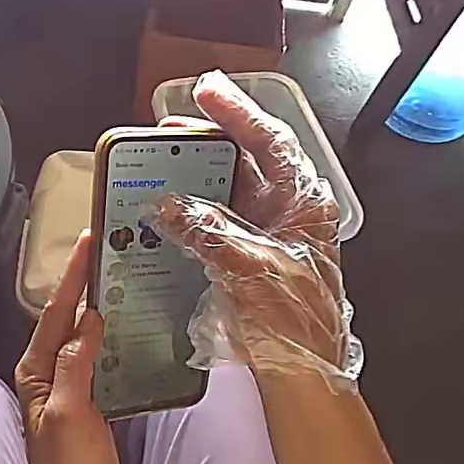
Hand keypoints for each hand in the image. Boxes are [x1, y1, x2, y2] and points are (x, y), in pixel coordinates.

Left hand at [14, 230, 117, 463]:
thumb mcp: (69, 412)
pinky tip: (129, 324)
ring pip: (83, 332)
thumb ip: (75, 363)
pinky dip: (112, 334)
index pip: (56, 313)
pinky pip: (98, 353)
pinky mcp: (87, 393)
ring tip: (121, 277)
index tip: (87, 244)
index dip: (73, 277)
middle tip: (107, 249)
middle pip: (67, 316)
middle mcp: (48, 368)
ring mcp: (68, 380)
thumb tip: (89, 319)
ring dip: (99, 304)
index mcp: (37, 368)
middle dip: (84, 281)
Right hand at [155, 71, 360, 387]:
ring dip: (194, 177)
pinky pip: (214, 222)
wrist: (300, 370)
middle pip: (245, 160)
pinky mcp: (245, 254)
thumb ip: (209, 230)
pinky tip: (167, 211)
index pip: (271, 142)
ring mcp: (265, 232)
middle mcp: (286, 211)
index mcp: (303, 203)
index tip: (207, 93)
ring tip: (161, 164)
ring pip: (226, 190)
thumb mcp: (252, 267)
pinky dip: (190, 214)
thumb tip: (170, 206)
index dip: (237, 114)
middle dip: (206, 143)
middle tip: (169, 131)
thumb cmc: (296, 321)